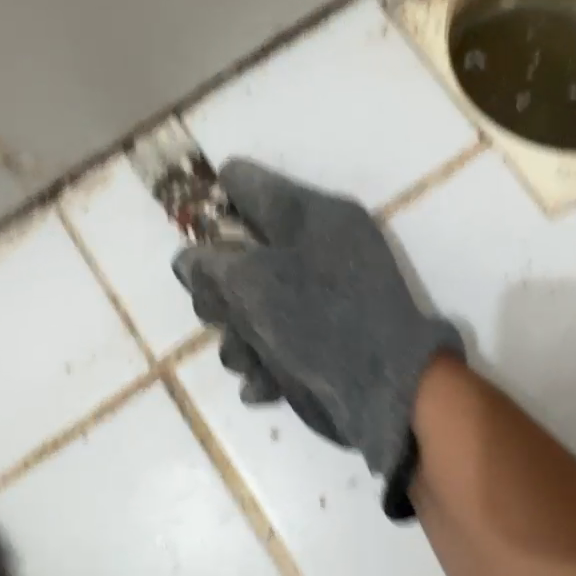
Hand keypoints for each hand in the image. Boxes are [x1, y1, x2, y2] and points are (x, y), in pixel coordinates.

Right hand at [172, 159, 463, 518]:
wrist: (386, 392)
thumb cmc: (320, 321)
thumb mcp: (253, 284)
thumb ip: (211, 265)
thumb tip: (188, 259)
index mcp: (311, 215)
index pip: (245, 183)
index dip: (210, 206)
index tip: (192, 242)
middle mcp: (319, 248)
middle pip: (242, 250)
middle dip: (221, 290)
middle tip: (221, 312)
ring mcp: (325, 297)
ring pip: (254, 305)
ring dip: (240, 338)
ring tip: (249, 358)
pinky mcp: (325, 340)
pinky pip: (276, 342)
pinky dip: (266, 364)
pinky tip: (266, 382)